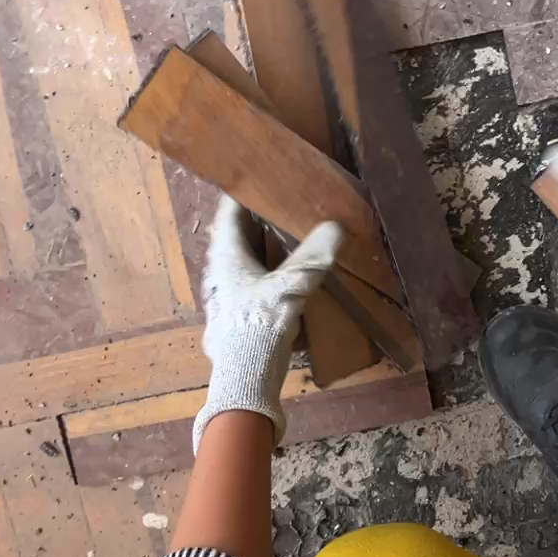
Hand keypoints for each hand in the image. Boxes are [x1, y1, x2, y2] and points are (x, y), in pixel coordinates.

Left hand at [196, 196, 344, 451]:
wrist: (245, 382)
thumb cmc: (259, 328)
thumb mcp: (291, 287)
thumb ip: (313, 257)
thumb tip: (336, 226)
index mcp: (226, 257)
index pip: (229, 212)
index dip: (242, 190)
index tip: (262, 174)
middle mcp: (221, 271)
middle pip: (236, 233)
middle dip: (257, 216)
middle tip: (284, 199)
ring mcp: (227, 293)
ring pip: (244, 257)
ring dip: (263, 242)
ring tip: (290, 229)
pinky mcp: (238, 312)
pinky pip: (252, 277)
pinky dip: (267, 266)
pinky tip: (286, 270)